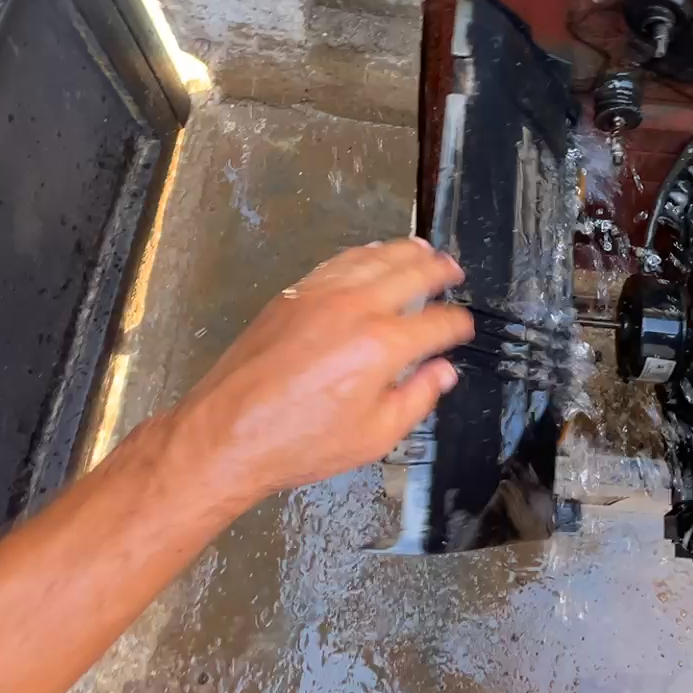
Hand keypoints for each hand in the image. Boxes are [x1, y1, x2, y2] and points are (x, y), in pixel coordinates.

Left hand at [168, 237, 471, 502]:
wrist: (228, 431)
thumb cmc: (303, 442)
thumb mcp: (374, 437)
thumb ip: (417, 398)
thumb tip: (444, 371)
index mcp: (383, 346)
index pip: (437, 322)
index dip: (458, 323)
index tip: (464, 326)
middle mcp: (358, 307)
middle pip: (411, 273)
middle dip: (440, 270)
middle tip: (454, 270)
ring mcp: (324, 293)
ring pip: (376, 256)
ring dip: (406, 251)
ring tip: (424, 250)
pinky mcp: (296, 291)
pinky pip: (341, 260)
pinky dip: (366, 253)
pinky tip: (374, 255)